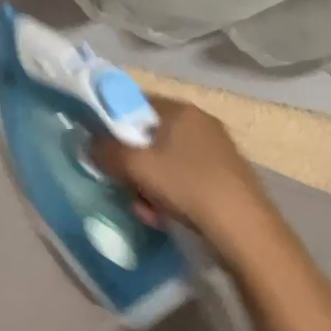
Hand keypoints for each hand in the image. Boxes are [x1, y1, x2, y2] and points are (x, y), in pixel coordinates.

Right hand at [89, 98, 271, 237]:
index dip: (111, 122)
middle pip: (147, 136)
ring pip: (163, 161)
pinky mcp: (224, 175)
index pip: (134, 102)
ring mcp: (216, 149)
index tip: (100, 146)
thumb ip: (104, 150)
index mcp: (180, 110)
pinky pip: (182, 178)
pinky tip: (165, 216)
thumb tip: (88, 144)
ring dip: (147, 185)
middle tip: (124, 185)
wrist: (242, 228)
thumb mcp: (134, 166)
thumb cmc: (186, 185)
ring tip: (147, 209)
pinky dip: (169, 195)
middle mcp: (201, 123)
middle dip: (131, 164)